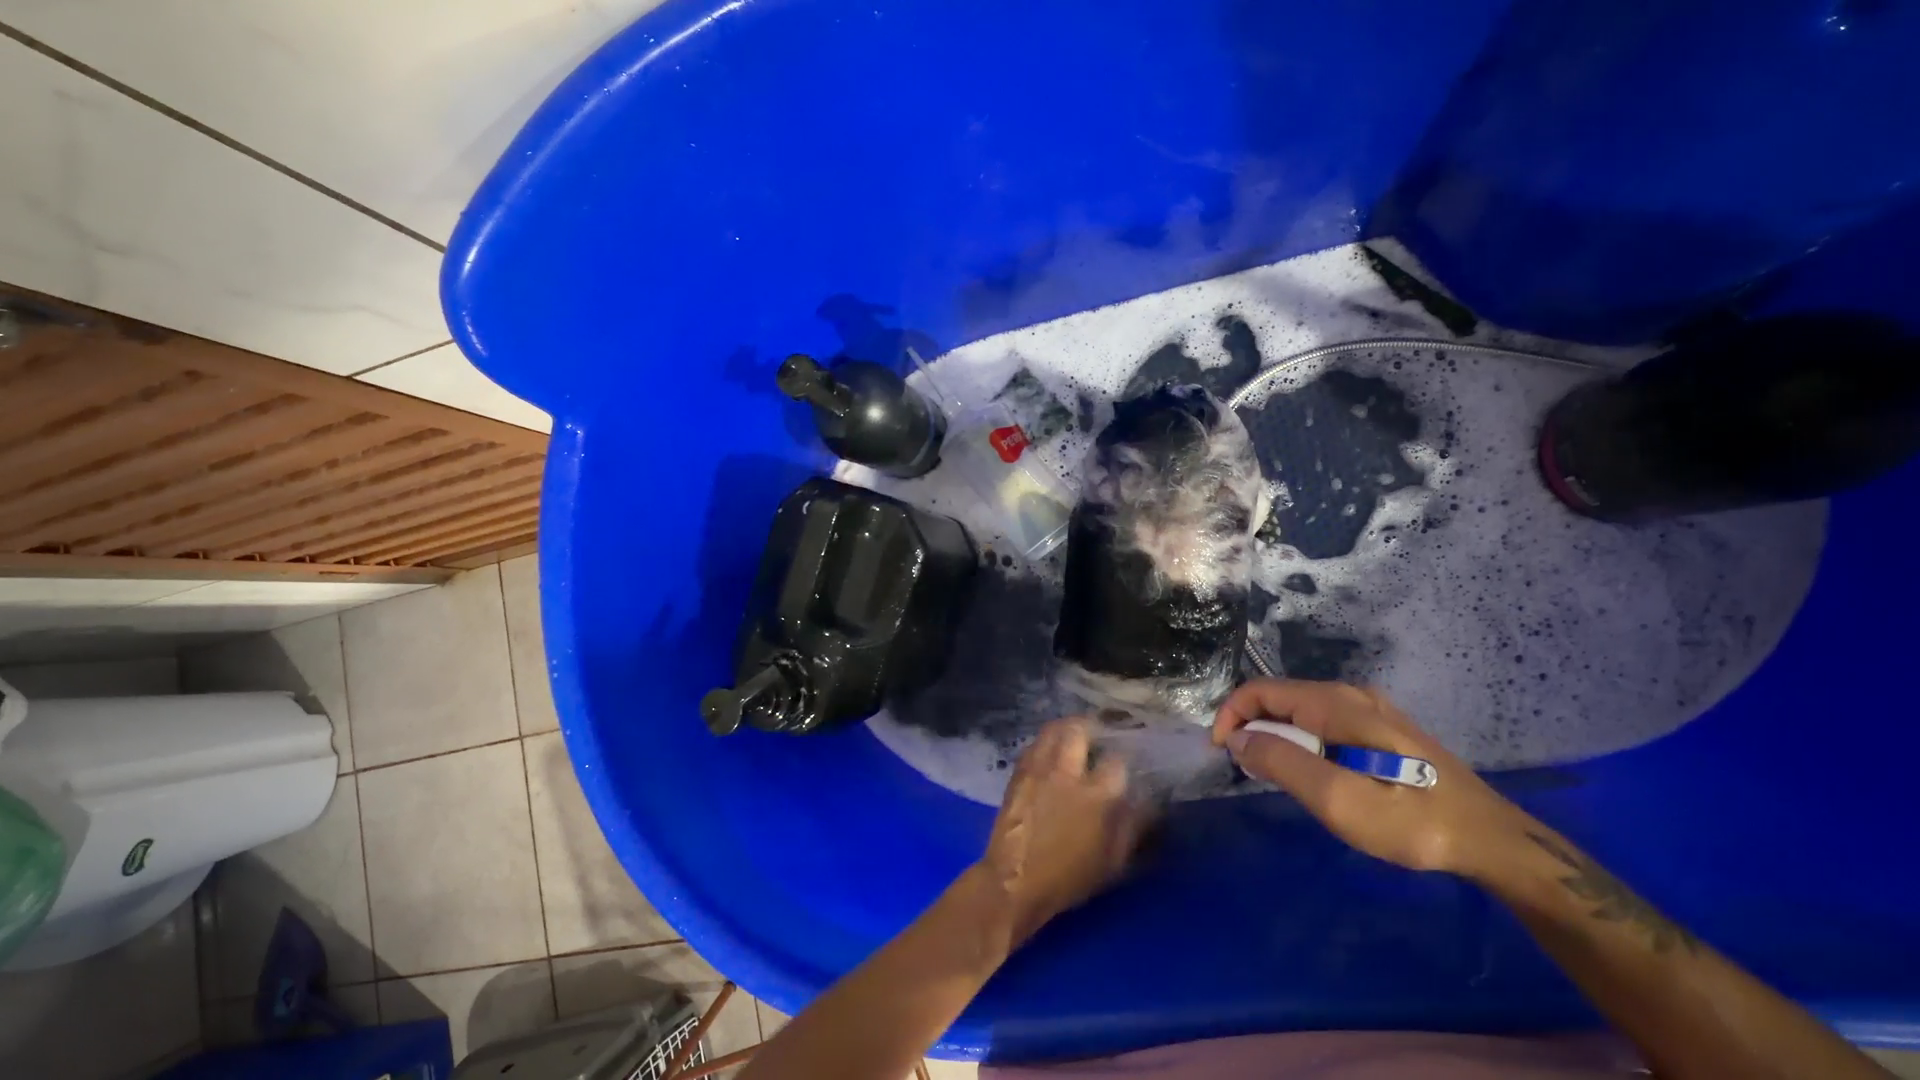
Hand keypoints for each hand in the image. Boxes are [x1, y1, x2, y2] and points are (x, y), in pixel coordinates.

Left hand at [974, 718, 1153, 945]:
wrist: (1014, 882)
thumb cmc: (1069, 878)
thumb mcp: (1113, 860)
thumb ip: (1134, 826)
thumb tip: (1150, 803)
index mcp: (1098, 794)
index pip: (1118, 760)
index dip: (1126, 756)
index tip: (1129, 760)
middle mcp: (1068, 772)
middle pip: (1080, 730)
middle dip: (1093, 726)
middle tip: (1100, 733)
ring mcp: (1039, 770)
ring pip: (1053, 730)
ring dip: (1066, 728)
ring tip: (1075, 734)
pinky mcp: (1017, 775)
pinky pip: (1033, 745)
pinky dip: (1045, 742)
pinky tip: (1050, 751)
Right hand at [1212, 679, 1531, 877]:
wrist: (1488, 839)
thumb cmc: (1409, 822)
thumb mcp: (1337, 799)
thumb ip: (1281, 764)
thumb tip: (1237, 739)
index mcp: (1336, 705)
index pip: (1261, 690)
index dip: (1231, 715)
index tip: (1220, 754)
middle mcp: (1351, 696)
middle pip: (1281, 698)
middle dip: (1251, 727)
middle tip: (1245, 772)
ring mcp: (1372, 711)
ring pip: (1303, 712)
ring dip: (1277, 737)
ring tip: (1273, 777)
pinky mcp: (1385, 731)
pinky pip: (1325, 724)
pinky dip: (1303, 742)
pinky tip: (1314, 776)